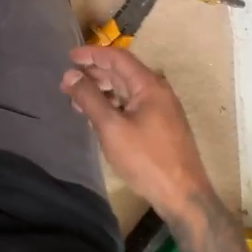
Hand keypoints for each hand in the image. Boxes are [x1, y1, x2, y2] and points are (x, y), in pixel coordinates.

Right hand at [61, 44, 216, 222]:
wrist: (184, 197)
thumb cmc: (146, 159)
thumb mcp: (111, 127)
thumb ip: (89, 97)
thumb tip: (70, 74)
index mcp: (149, 86)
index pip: (117, 57)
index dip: (92, 54)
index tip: (69, 57)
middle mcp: (157, 92)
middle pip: (121, 73)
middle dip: (93, 74)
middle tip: (67, 83)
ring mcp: (161, 110)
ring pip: (126, 91)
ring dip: (101, 91)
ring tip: (77, 101)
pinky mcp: (161, 127)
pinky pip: (132, 105)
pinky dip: (112, 105)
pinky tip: (98, 117)